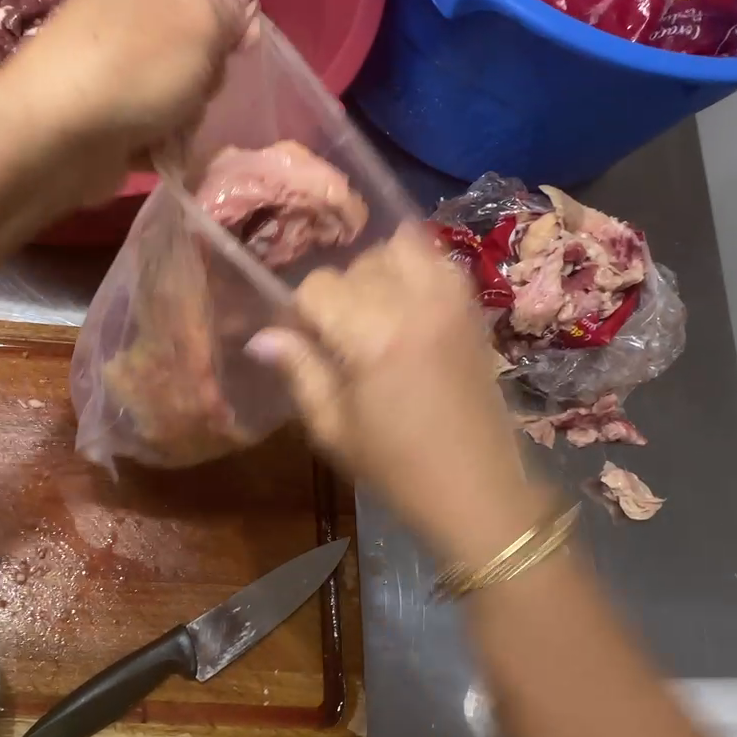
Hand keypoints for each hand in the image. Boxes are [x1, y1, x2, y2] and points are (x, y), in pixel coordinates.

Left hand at [0, 0, 258, 202]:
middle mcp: (123, 15)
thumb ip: (230, 11)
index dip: (228, 17)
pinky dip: (159, 145)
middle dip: (203, 76)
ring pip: (178, 94)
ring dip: (184, 117)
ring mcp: (112, 73)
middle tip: (190, 89)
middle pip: (194, 46)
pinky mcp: (106, 122)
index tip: (238, 47)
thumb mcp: (200, 23)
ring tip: (166, 127)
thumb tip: (240, 3)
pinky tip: (153, 152)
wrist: (54, 138)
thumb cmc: (132, 66)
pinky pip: (153, 131)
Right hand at [247, 232, 550, 567]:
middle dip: (335, 295)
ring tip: (369, 314)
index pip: (316, 288)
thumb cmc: (394, 466)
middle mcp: (415, 304)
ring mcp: (451, 300)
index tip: (299, 344)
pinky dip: (412, 268)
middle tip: (333, 337)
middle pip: (355, 265)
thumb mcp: (331, 428)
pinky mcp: (473, 307)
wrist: (475, 487)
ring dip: (374, 273)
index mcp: (372, 338)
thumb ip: (299, 371)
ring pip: (397, 249)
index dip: (298, 313)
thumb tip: (261, 337)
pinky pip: (437, 259)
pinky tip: (402, 305)